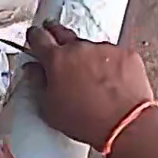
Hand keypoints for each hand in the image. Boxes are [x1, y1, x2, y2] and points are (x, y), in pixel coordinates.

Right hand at [26, 23, 155, 148]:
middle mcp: (79, 48)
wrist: (125, 124)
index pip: (39, 37)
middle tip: (56, 44)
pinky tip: (110, 82)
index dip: (34, 36)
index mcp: (56, 60)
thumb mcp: (49, 108)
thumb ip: (37, 83)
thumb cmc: (86, 120)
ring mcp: (104, 49)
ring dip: (86, 57)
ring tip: (90, 79)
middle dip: (56, 35)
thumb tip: (32, 70)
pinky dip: (109, 64)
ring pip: (89, 47)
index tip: (34, 36)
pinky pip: (112, 54)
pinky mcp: (125, 54)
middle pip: (63, 33)